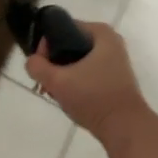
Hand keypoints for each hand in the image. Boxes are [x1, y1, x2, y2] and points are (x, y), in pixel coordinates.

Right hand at [24, 21, 149, 140]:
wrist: (125, 128)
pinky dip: (77, 83)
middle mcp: (111, 42)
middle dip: (55, 63)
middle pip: (70, 45)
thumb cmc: (93, 98)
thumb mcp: (57, 81)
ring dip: (64, 75)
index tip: (41, 66)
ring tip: (55, 93)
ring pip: (78, 61)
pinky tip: (69, 98)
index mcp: (101, 33)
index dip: (46, 45)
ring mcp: (115, 61)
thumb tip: (33, 61)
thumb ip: (37, 67)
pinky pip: (88, 73)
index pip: (62, 28)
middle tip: (46, 82)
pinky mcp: (116, 79)